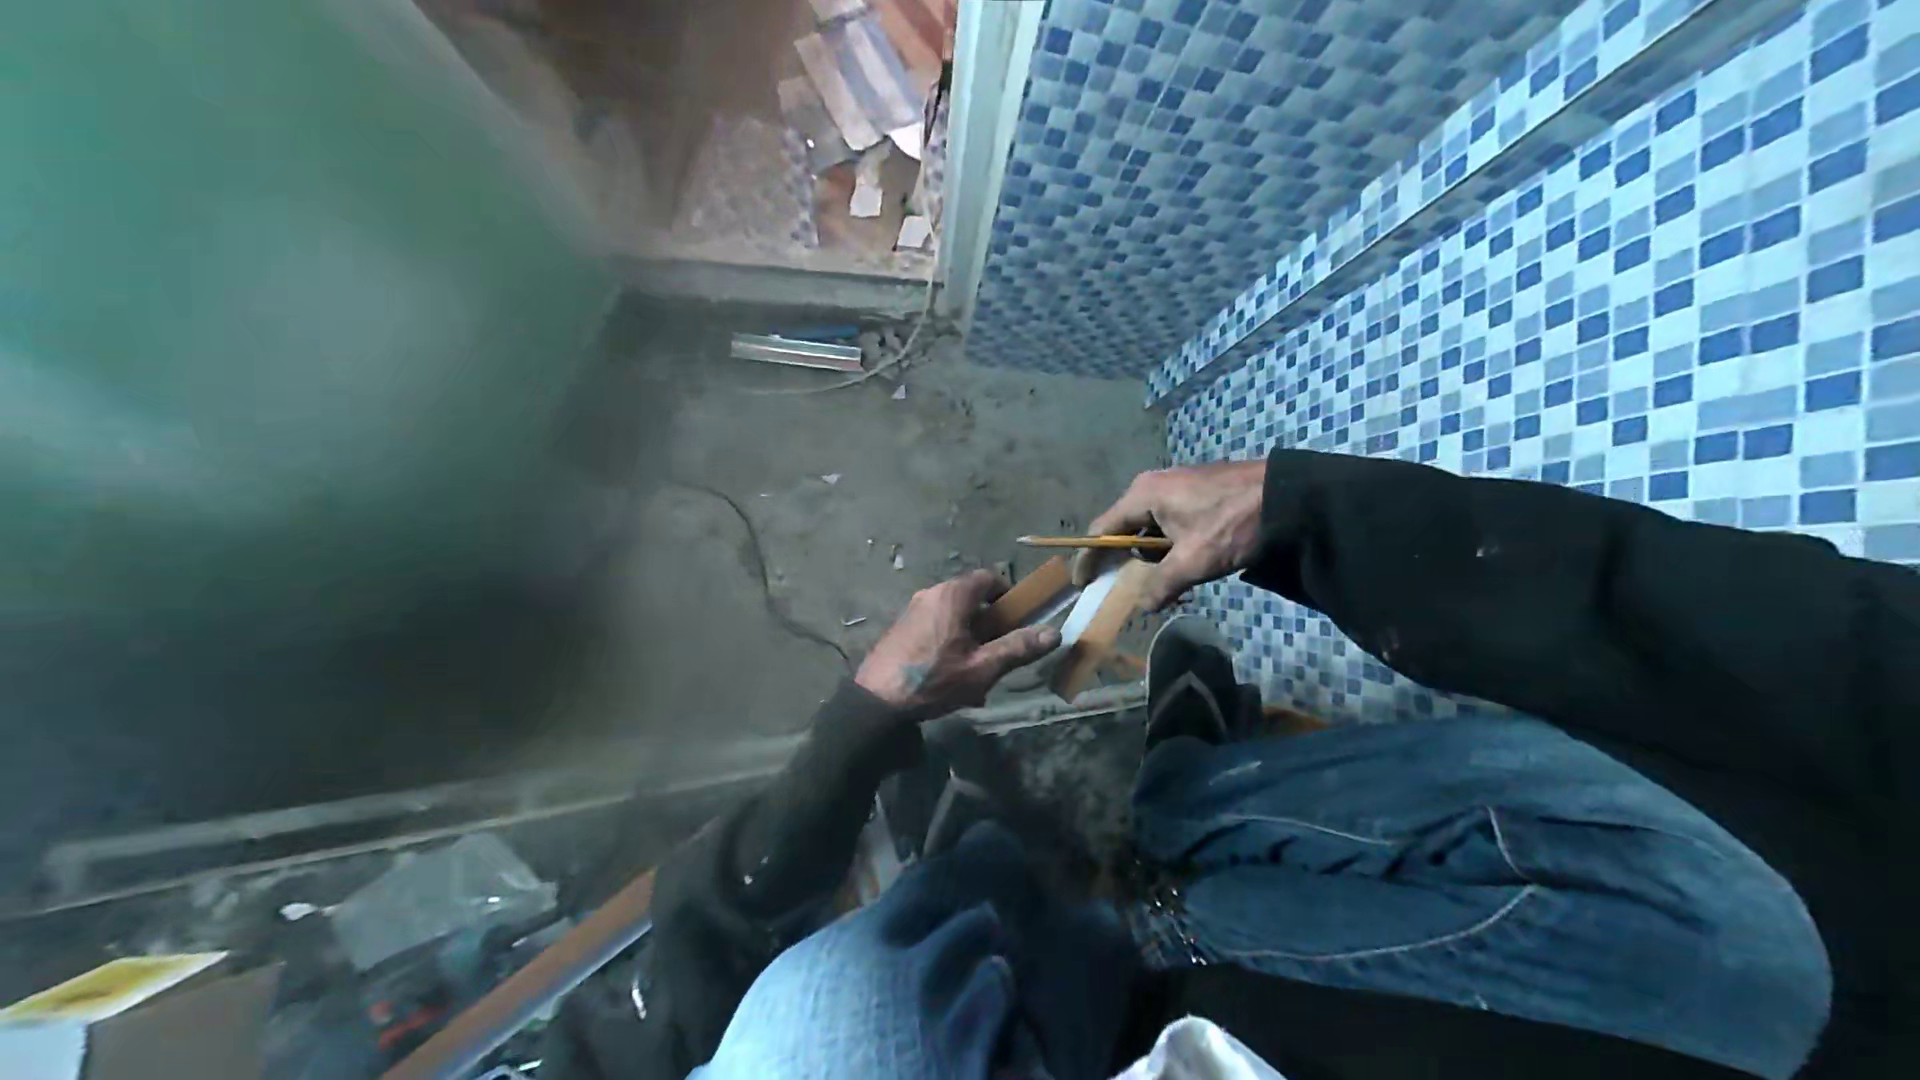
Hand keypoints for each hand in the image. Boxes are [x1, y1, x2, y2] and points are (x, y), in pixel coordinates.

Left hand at [856, 570, 1060, 717]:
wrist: (876, 702)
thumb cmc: (934, 679)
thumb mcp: (982, 668)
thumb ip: (1018, 648)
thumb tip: (1054, 632)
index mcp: (952, 595)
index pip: (988, 578)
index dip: (1008, 594)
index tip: (1019, 618)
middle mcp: (931, 594)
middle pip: (971, 598)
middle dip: (991, 624)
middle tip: (1001, 652)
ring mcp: (912, 610)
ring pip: (954, 616)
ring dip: (971, 639)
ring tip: (978, 673)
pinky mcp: (901, 629)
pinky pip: (935, 627)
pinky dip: (950, 644)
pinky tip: (953, 678)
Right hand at [1089, 460, 1266, 609]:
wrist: (1292, 495)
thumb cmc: (1233, 524)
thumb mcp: (1195, 561)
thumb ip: (1162, 584)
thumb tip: (1144, 606)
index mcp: (1143, 495)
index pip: (1101, 531)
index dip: (1089, 559)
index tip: (1082, 584)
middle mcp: (1153, 486)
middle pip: (1124, 530)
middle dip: (1125, 563)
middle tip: (1126, 591)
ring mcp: (1176, 487)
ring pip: (1149, 529)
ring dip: (1152, 559)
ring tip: (1165, 585)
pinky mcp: (1197, 492)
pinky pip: (1169, 523)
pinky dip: (1170, 547)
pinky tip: (1185, 567)